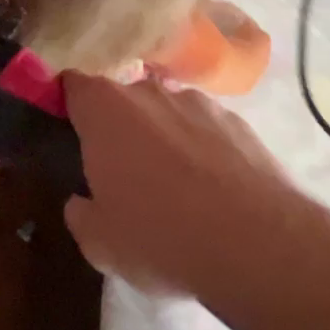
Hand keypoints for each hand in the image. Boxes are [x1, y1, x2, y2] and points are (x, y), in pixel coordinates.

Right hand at [62, 73, 326, 311]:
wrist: (258, 245)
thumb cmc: (160, 236)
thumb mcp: (100, 244)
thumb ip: (80, 214)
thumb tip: (82, 202)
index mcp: (103, 108)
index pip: (73, 85)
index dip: (70, 106)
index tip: (72, 134)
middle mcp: (147, 91)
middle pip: (123, 99)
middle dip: (121, 128)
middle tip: (124, 174)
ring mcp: (198, 103)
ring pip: (168, 114)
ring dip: (166, 139)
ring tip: (179, 190)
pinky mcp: (241, 123)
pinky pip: (208, 132)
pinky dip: (206, 153)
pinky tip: (216, 195)